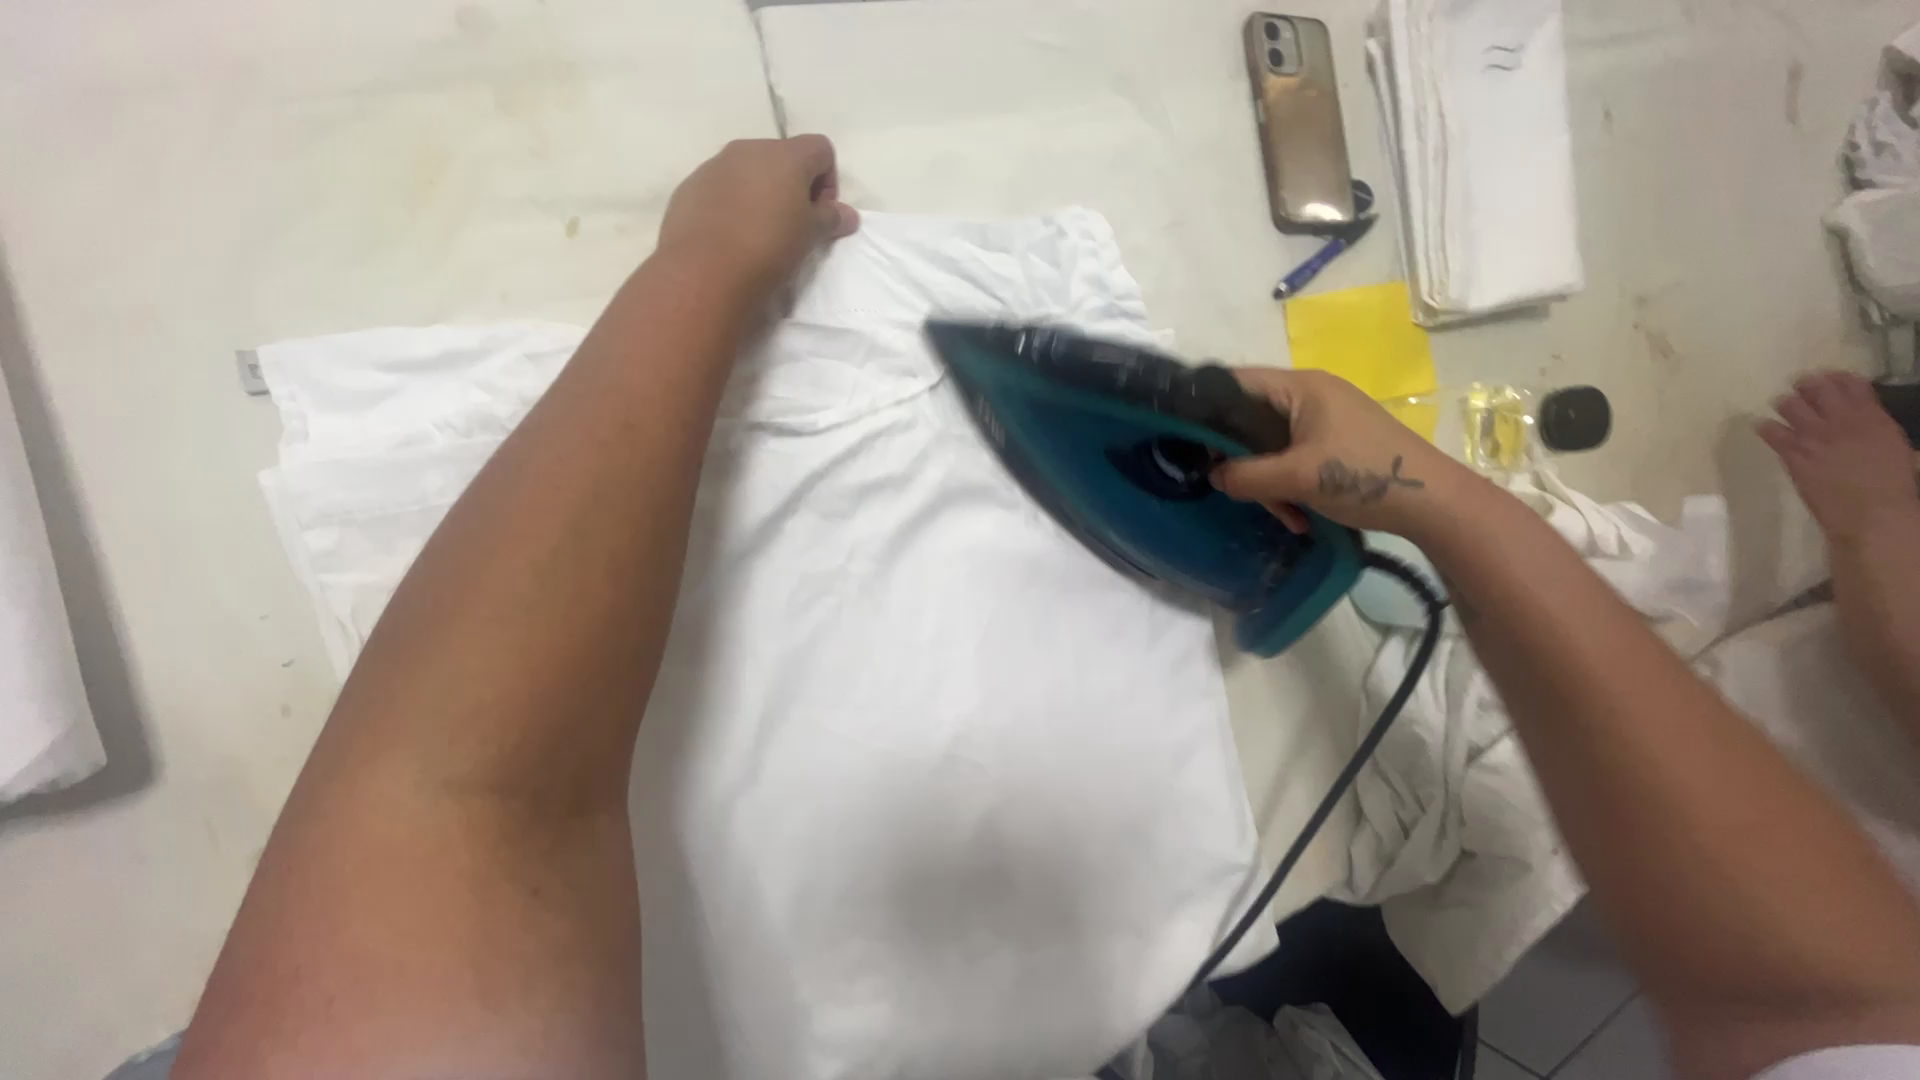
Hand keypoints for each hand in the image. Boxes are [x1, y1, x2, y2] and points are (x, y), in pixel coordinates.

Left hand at [655, 134, 860, 298]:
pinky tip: (731, 237)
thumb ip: (831, 219)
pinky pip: (721, 187)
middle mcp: (748, 149)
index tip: (820, 215)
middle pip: (782, 157)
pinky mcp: (690, 187)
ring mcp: (714, 165)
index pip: (820, 148)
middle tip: (793, 227)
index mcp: (784, 155)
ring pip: (749, 171)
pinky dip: (732, 205)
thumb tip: (848, 215)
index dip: (828, 181)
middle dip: (794, 187)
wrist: (705, 272)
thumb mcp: (810, 237)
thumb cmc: (769, 248)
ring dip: (761, 195)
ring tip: (759, 234)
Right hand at [1210, 368, 1477, 538]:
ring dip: (1268, 483)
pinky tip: (1299, 516)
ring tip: (1285, 514)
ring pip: (1270, 446)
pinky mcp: (1335, 444)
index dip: (1205, 407)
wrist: (1434, 504)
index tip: (1189, 442)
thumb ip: (1245, 476)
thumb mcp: (1296, 478)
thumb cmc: (1364, 477)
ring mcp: (1324, 420)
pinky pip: (1292, 459)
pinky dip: (1289, 486)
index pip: (1234, 382)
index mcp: (1301, 388)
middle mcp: (1310, 395)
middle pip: (1250, 420)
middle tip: (1239, 489)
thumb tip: (1213, 476)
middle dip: (1241, 460)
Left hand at [1758, 371, 1918, 544]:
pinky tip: (1761, 425)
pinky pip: (1771, 433)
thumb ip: (1873, 428)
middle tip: (1800, 382)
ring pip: (1790, 407)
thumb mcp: (1893, 446)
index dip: (1838, 378)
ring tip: (1784, 402)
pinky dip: (1765, 427)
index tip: (1828, 375)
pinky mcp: (1792, 454)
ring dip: (1786, 402)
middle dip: (1808, 384)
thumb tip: (1860, 419)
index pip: (1853, 386)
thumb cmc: (1891, 482)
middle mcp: (1841, 423)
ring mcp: (1813, 437)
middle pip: (1818, 391)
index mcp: (1874, 419)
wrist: (1871, 510)